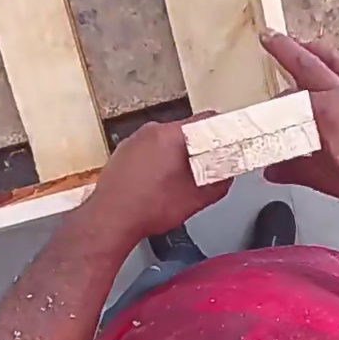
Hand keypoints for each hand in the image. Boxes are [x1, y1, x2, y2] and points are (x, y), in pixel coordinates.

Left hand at [84, 119, 230, 244]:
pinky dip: (160, 160)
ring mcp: (135, 140)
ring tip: (183, 179)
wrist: (110, 219)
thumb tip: (227, 175)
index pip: (207, 120)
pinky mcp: (124, 151)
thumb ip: (219, 183)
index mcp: (173, 135)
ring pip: (167, 140)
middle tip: (209, 166)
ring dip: (178, 154)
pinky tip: (162, 182)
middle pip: (186, 130)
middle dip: (200, 147)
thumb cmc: (149, 208)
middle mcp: (152, 131)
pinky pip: (150, 149)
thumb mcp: (197, 199)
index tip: (228, 144)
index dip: (223, 131)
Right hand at [259, 33, 338, 211]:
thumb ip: (294, 169)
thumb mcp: (324, 178)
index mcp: (324, 110)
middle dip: (285, 48)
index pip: (287, 102)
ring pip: (335, 60)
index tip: (264, 117)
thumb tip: (275, 169)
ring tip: (304, 43)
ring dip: (315, 49)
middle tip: (271, 37)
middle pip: (308, 63)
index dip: (272, 109)